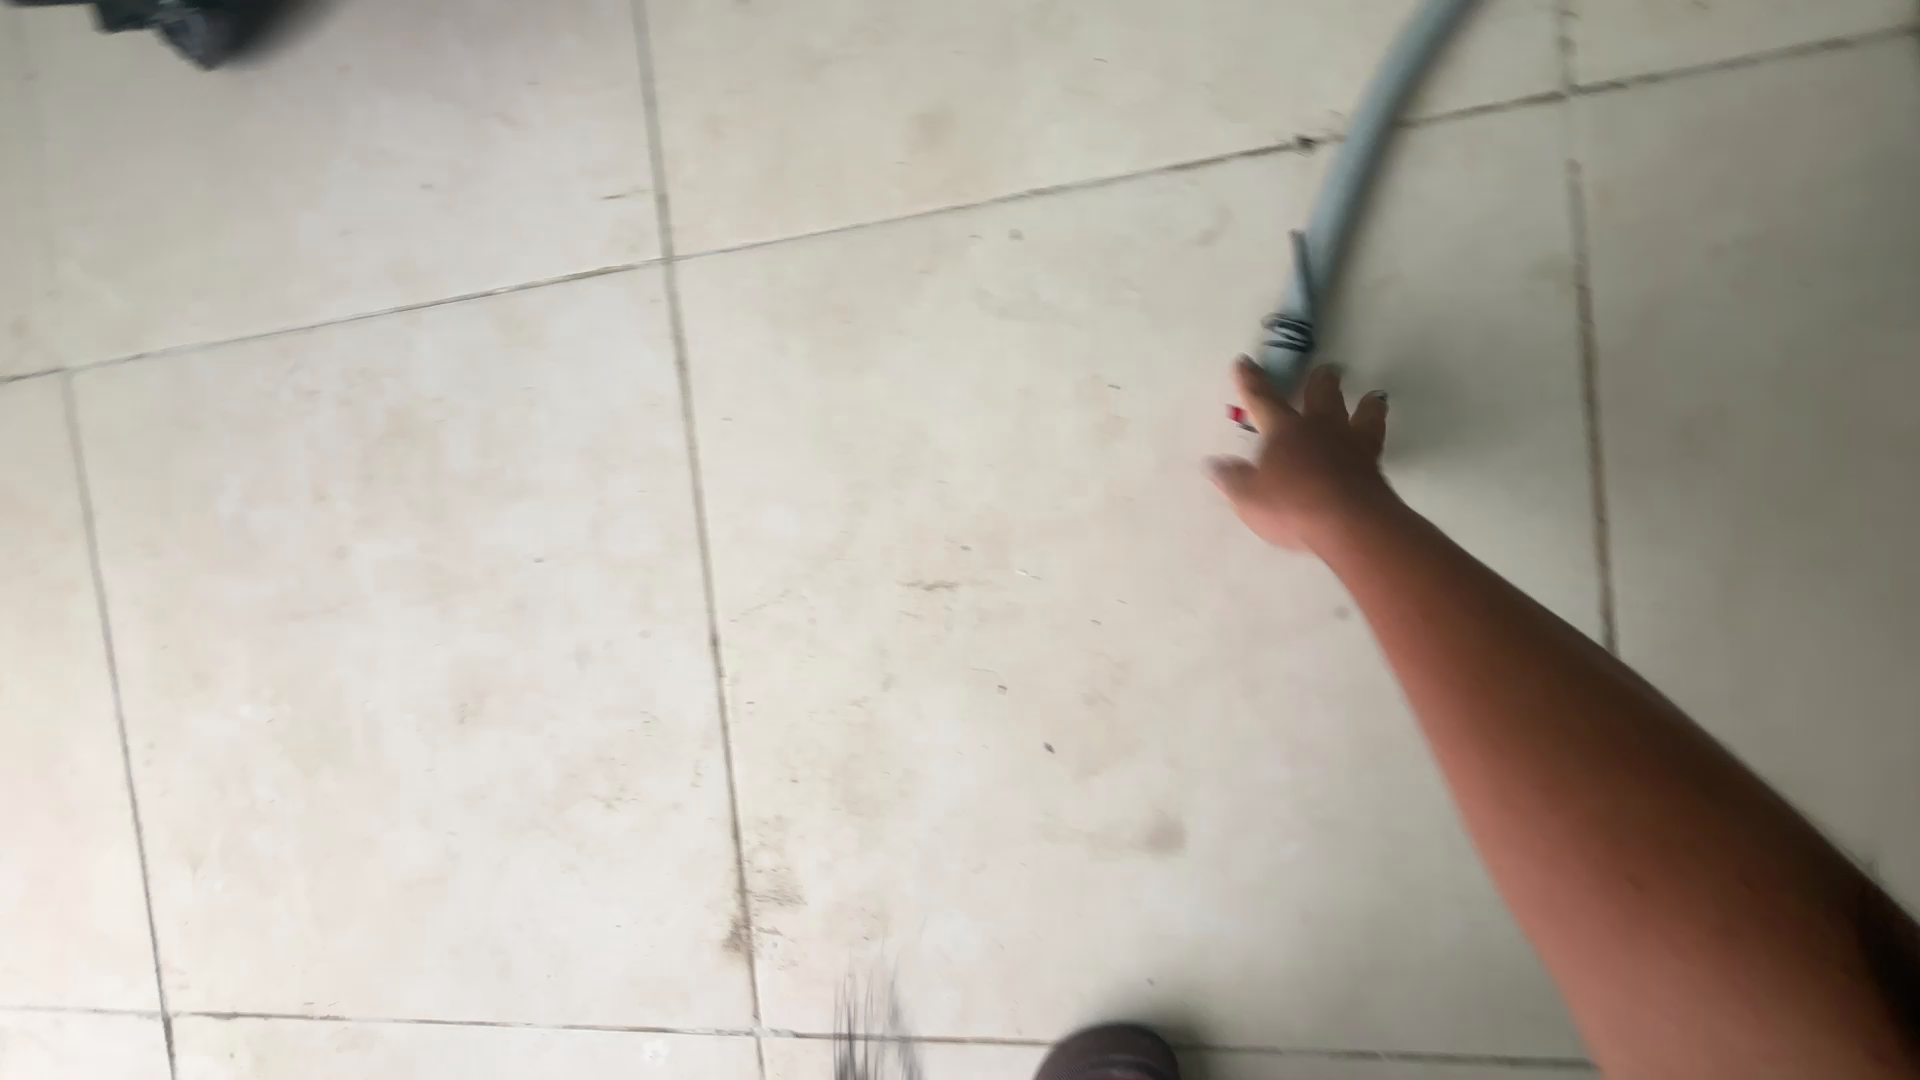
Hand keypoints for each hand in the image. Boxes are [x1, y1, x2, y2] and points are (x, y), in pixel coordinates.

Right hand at [1209, 356, 1394, 551]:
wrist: (1349, 524)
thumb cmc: (1291, 505)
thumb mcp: (1248, 497)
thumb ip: (1232, 479)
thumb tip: (1214, 464)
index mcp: (1285, 431)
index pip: (1262, 400)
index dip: (1251, 381)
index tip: (1243, 362)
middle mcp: (1320, 430)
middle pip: (1323, 396)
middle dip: (1321, 382)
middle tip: (1326, 370)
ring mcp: (1352, 447)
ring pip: (1362, 415)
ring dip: (1365, 405)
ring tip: (1372, 397)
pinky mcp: (1374, 468)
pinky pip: (1376, 443)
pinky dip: (1376, 435)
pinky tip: (1377, 438)